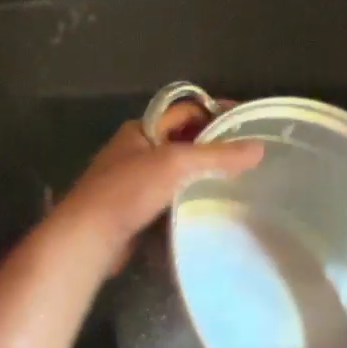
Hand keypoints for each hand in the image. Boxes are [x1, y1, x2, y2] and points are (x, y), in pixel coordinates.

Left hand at [40, 100, 261, 275]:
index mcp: (141, 129)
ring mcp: (133, 180)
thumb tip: (258, 148)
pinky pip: (169, 195)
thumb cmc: (128, 190)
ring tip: (239, 181)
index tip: (248, 124)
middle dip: (212, 144)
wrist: (88, 237)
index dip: (216, 112)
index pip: (185, 111)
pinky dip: (189, 197)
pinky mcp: (135, 209)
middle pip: (182, 140)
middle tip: (250, 155)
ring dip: (202, 173)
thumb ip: (217, 155)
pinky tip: (210, 207)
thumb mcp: (175, 164)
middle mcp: (136, 149)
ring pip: (176, 170)